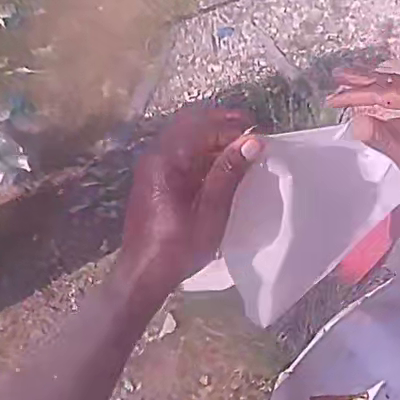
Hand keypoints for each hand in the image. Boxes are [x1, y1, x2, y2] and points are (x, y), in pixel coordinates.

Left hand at [115, 106, 260, 301]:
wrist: (142, 274)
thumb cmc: (178, 247)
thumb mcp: (210, 212)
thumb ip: (229, 174)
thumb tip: (252, 142)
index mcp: (166, 161)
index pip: (202, 127)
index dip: (232, 127)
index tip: (257, 135)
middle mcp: (155, 156)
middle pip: (190, 126)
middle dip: (222, 127)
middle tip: (250, 137)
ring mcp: (152, 168)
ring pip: (185, 140)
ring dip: (213, 141)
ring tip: (241, 153)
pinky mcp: (154, 181)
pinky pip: (180, 156)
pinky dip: (202, 156)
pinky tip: (221, 169)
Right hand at [327, 69, 399, 212]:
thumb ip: (385, 139)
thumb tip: (356, 121)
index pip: (383, 90)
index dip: (355, 94)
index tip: (332, 99)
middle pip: (394, 80)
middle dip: (364, 80)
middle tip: (338, 76)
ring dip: (379, 86)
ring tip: (355, 85)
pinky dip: (395, 95)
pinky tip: (385, 102)